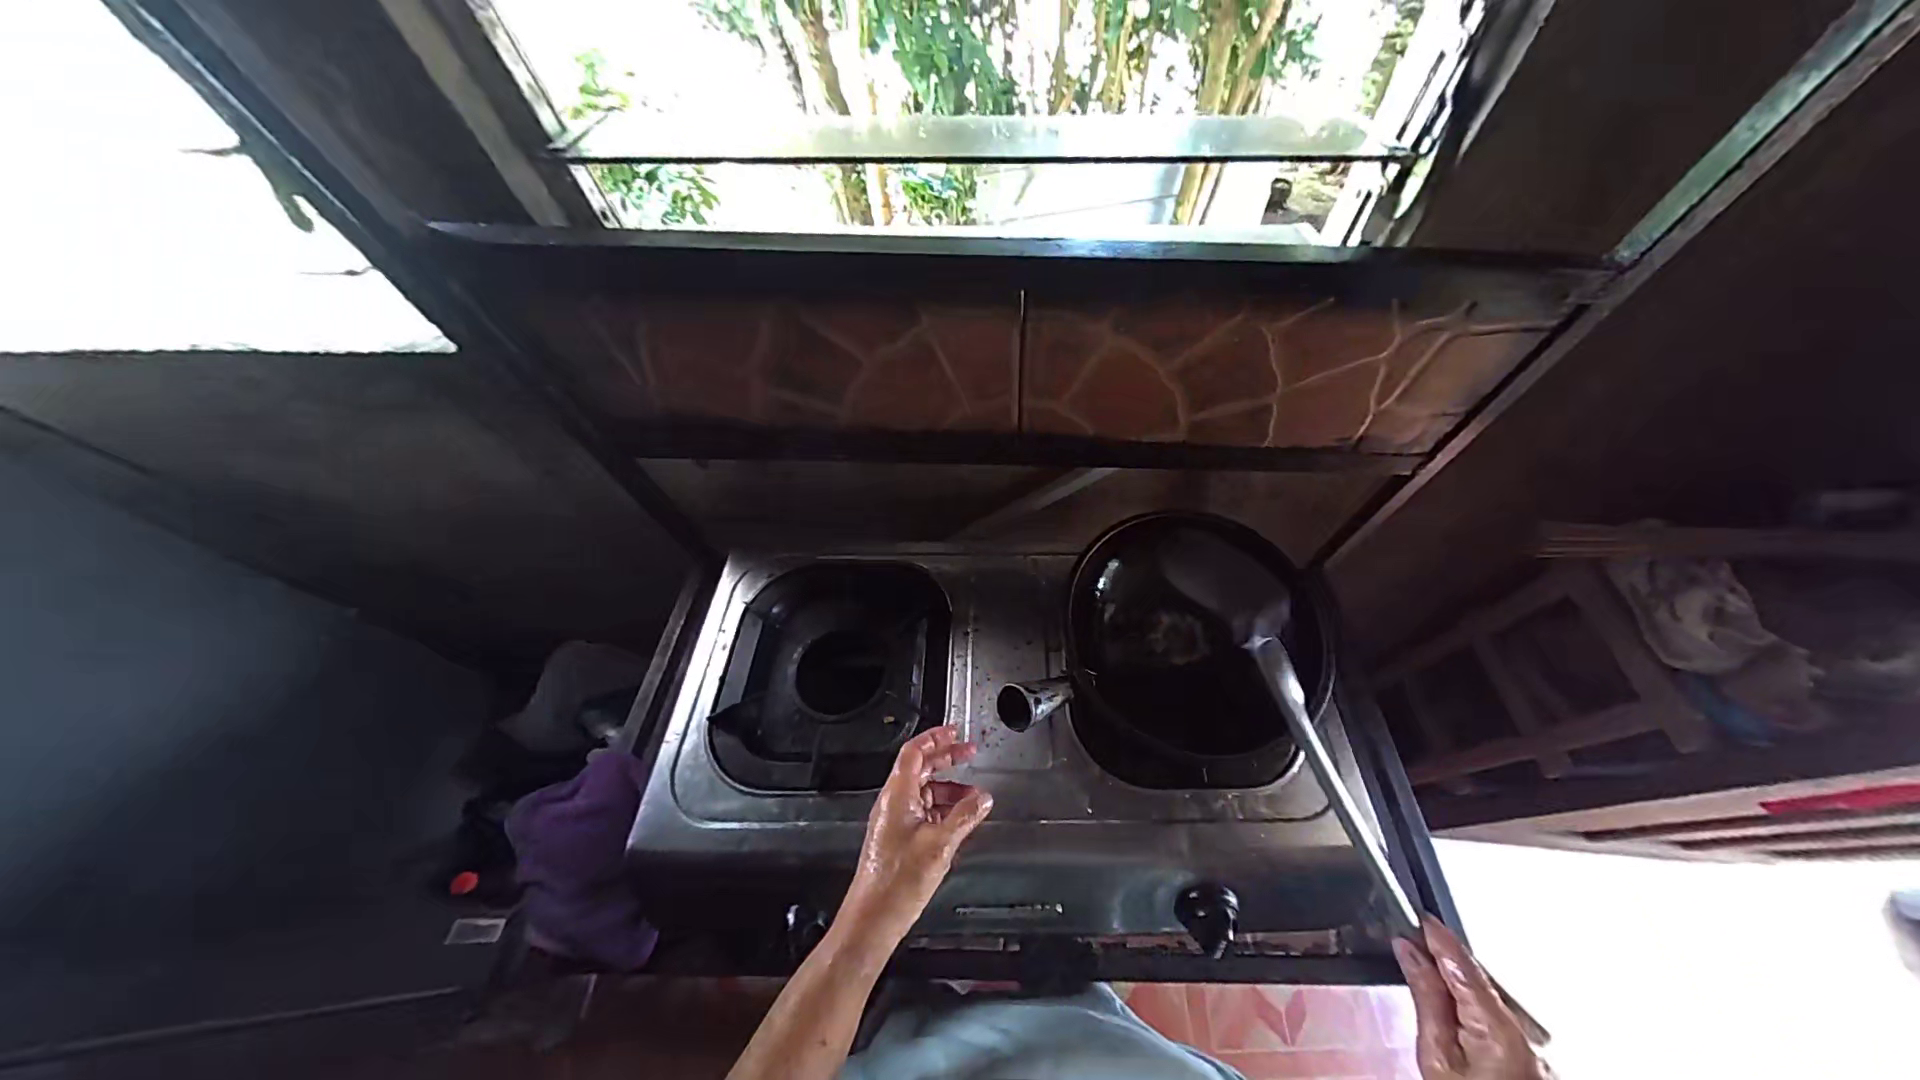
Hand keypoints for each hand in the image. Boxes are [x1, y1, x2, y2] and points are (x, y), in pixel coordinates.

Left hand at [837, 726, 992, 949]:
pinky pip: (923, 811)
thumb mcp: (940, 844)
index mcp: (897, 795)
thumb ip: (964, 817)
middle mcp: (893, 802)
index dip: (934, 738)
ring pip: (924, 791)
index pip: (914, 752)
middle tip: (969, 753)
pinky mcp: (898, 837)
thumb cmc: (897, 883)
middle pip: (920, 768)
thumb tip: (982, 799)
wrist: (873, 918)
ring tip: (973, 796)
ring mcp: (894, 820)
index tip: (953, 731)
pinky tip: (959, 818)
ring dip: (949, 788)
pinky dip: (943, 808)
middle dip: (946, 758)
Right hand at [1394, 917, 1554, 1079]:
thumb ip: (1425, 997)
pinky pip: (1502, 1020)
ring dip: (1460, 982)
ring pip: (1492, 999)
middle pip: (1481, 980)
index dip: (1438, 936)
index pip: (1464, 964)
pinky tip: (1454, 1005)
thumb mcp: (1434, 1056)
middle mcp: (1528, 1036)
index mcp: (1500, 1029)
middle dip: (1446, 959)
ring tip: (1425, 971)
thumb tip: (1409, 950)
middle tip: (1409, 941)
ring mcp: (1537, 1053)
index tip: (1418, 915)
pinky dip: (1474, 1004)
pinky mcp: (1536, 1064)